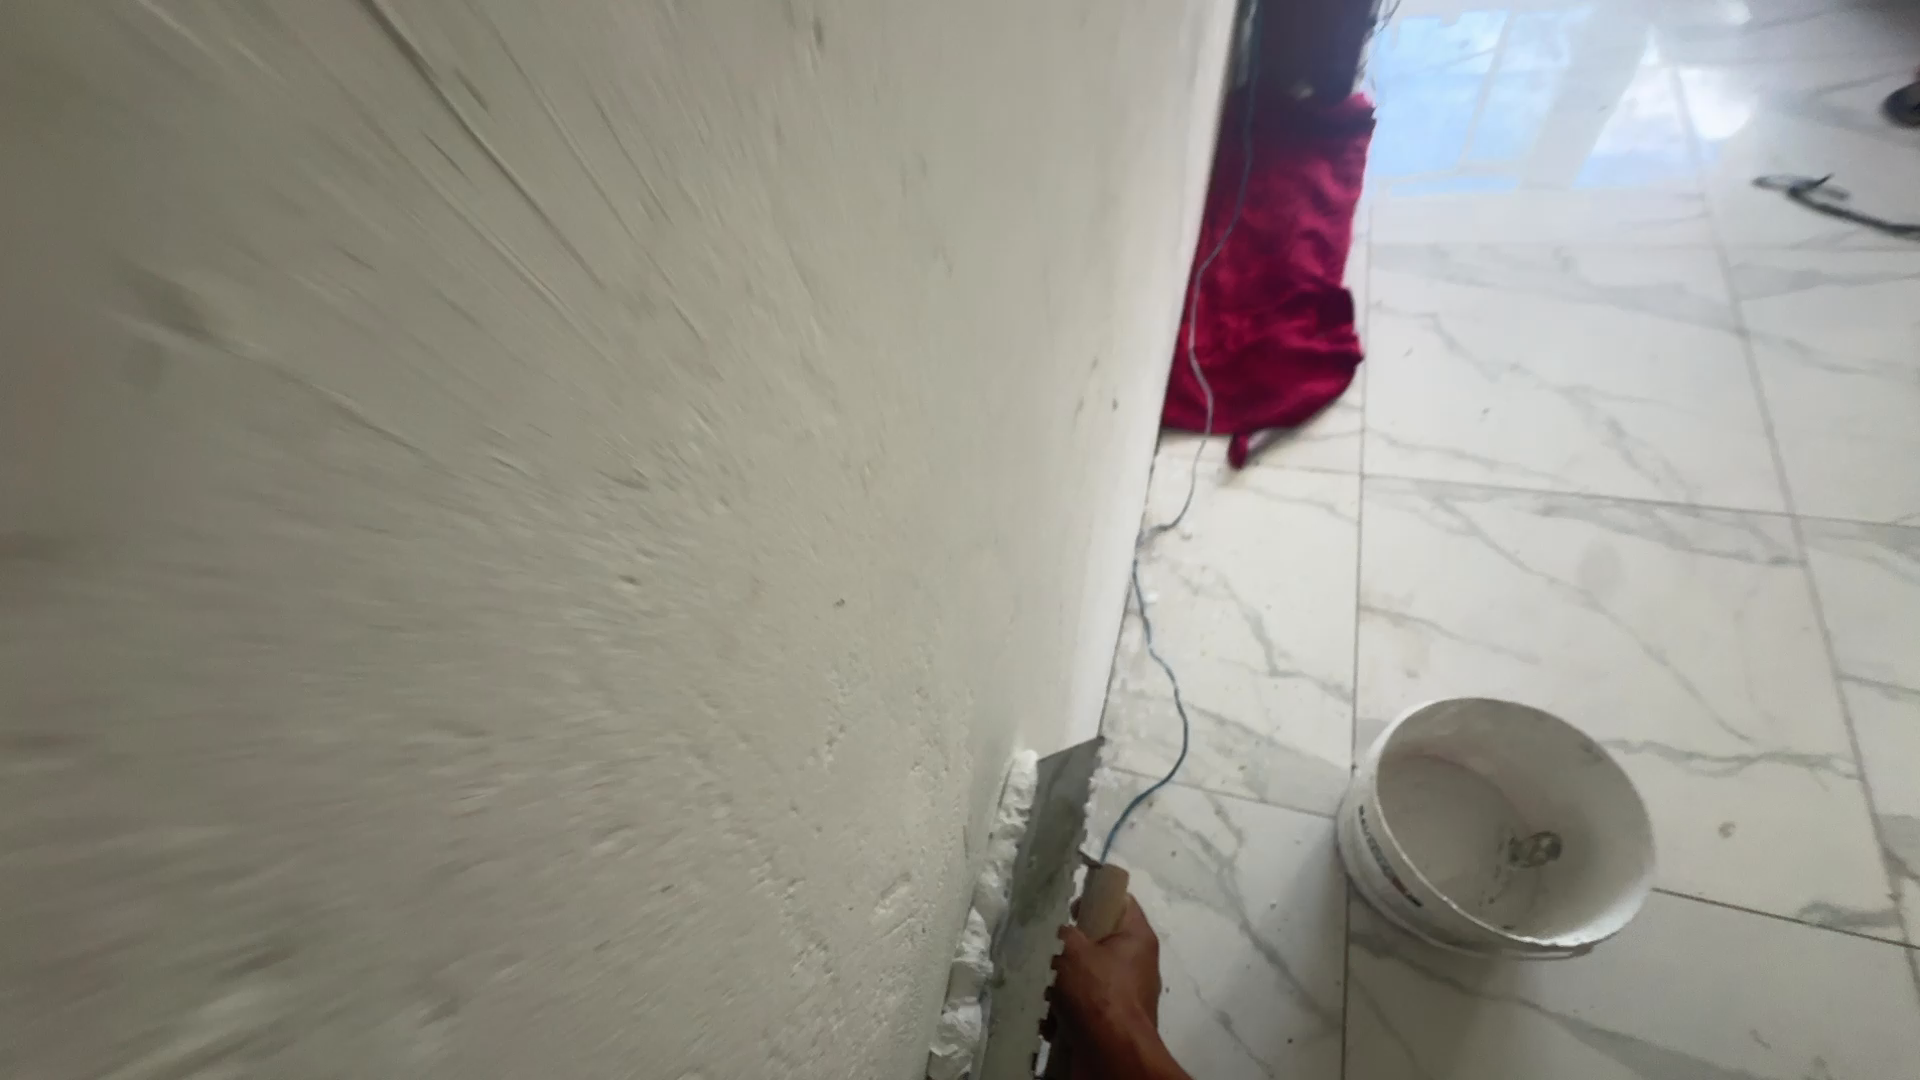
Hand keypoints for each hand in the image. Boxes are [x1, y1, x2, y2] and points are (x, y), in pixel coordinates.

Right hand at [1053, 894, 1161, 1027]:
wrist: (1113, 1060)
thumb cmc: (1097, 994)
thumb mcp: (1070, 948)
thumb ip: (1061, 929)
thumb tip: (1057, 931)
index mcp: (1137, 936)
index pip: (1119, 898)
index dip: (1093, 896)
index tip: (1070, 909)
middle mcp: (1137, 962)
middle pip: (1098, 939)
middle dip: (1068, 946)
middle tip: (1050, 949)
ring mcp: (1126, 994)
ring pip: (1086, 973)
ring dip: (1061, 981)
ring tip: (1045, 987)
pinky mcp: (1113, 1021)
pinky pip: (1085, 1003)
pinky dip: (1065, 1009)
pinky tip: (1050, 1017)